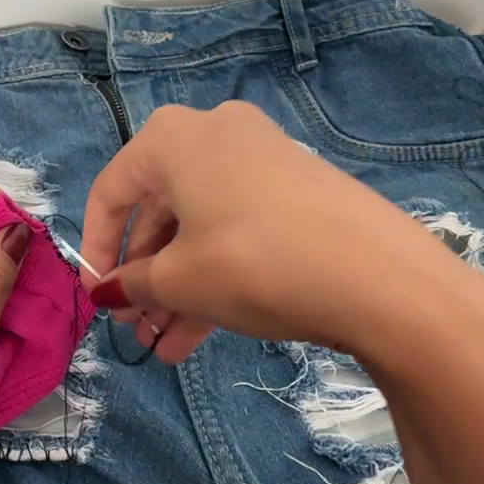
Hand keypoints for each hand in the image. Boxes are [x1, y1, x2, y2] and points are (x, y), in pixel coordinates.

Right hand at [80, 101, 483, 362]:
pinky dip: (214, 274)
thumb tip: (105, 293)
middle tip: (135, 327)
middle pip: (159, 213)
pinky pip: (236, 229)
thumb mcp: (180, 279)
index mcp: (172, 138)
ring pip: (198, 227)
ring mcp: (261, 161)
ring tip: (164, 348)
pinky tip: (200, 336)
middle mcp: (214, 136)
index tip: (94, 295)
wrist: (388, 281)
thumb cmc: (255, 262)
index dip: (96, 248)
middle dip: (143, 278)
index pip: (112, 192)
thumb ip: (131, 284)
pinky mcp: (298, 191)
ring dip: (177, 288)